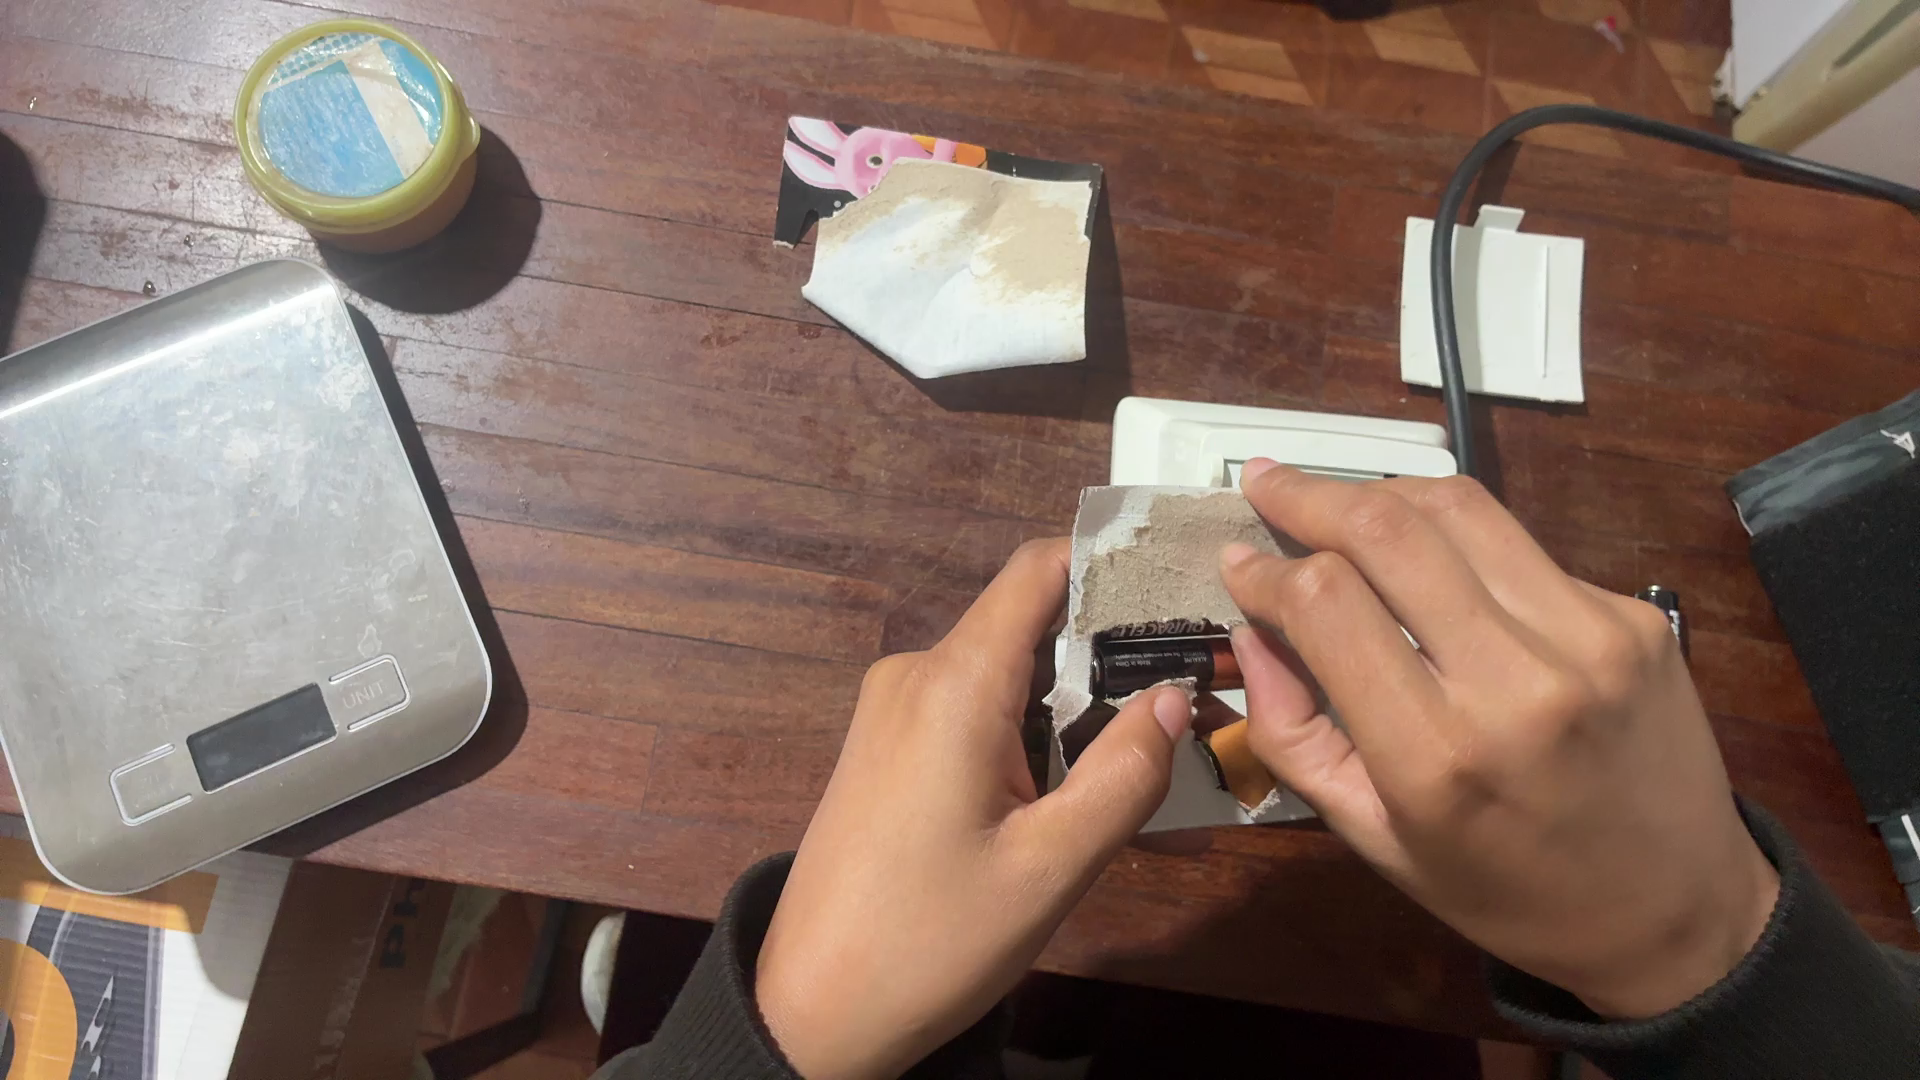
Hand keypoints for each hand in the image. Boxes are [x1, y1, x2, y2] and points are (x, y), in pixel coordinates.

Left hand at [756, 538, 1190, 1079]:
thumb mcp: (1048, 868)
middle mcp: (918, 671)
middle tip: (1178, 696)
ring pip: (1003, 673)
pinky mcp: (887, 738)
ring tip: (1134, 759)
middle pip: (1026, 625)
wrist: (809, 1006)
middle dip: (1103, 656)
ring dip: (1067, 706)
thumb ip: (1121, 774)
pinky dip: (1025, 731)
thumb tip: (1171, 696)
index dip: (1103, 561)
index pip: (1035, 571)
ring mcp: (894, 704)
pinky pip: (970, 708)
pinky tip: (1062, 787)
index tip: (1169, 585)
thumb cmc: (930, 939)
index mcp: (955, 681)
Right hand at [1220, 461, 1778, 1018]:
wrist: (1679, 914)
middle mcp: (1516, 679)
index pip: (1326, 604)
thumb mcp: (1363, 830)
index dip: (1265, 572)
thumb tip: (1251, 631)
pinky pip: (1505, 539)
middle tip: (1262, 481)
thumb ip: (1287, 731)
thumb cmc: (1494, 884)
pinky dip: (1438, 527)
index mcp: (1434, 752)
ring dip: (1371, 489)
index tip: (1236, 562)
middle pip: (1386, 531)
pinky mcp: (1628, 614)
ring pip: (1453, 507)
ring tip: (1325, 497)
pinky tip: (1412, 548)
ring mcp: (1588, 635)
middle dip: (1306, 495)